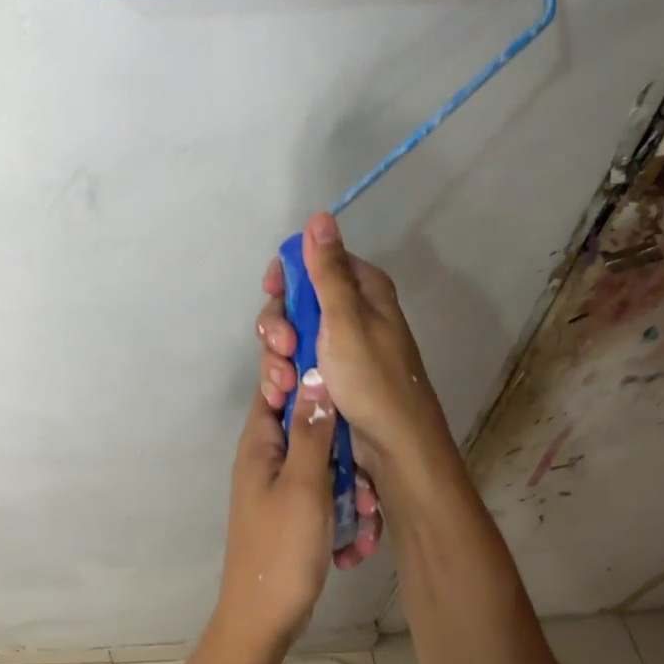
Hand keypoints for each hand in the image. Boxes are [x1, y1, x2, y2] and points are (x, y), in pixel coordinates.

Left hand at [213, 370, 337, 648]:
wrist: (264, 619)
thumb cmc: (282, 546)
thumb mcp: (304, 483)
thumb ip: (312, 429)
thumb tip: (315, 373)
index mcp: (260, 441)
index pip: (277, 385)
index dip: (304, 374)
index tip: (341, 379)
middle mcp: (267, 457)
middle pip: (312, 425)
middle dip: (344, 447)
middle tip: (360, 478)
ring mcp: (281, 486)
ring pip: (327, 463)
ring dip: (350, 486)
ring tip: (363, 517)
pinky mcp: (295, 512)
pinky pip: (326, 494)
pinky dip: (344, 511)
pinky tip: (356, 540)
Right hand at [255, 213, 455, 478]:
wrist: (392, 447)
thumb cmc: (373, 379)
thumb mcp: (345, 319)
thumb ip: (326, 270)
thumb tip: (320, 217)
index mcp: (361, 289)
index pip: (312, 261)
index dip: (286, 274)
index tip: (270, 290)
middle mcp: (349, 312)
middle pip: (293, 301)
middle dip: (279, 326)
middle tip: (284, 350)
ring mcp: (336, 347)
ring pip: (287, 336)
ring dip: (277, 359)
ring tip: (285, 384)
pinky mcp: (326, 376)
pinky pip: (292, 365)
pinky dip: (283, 378)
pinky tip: (282, 396)